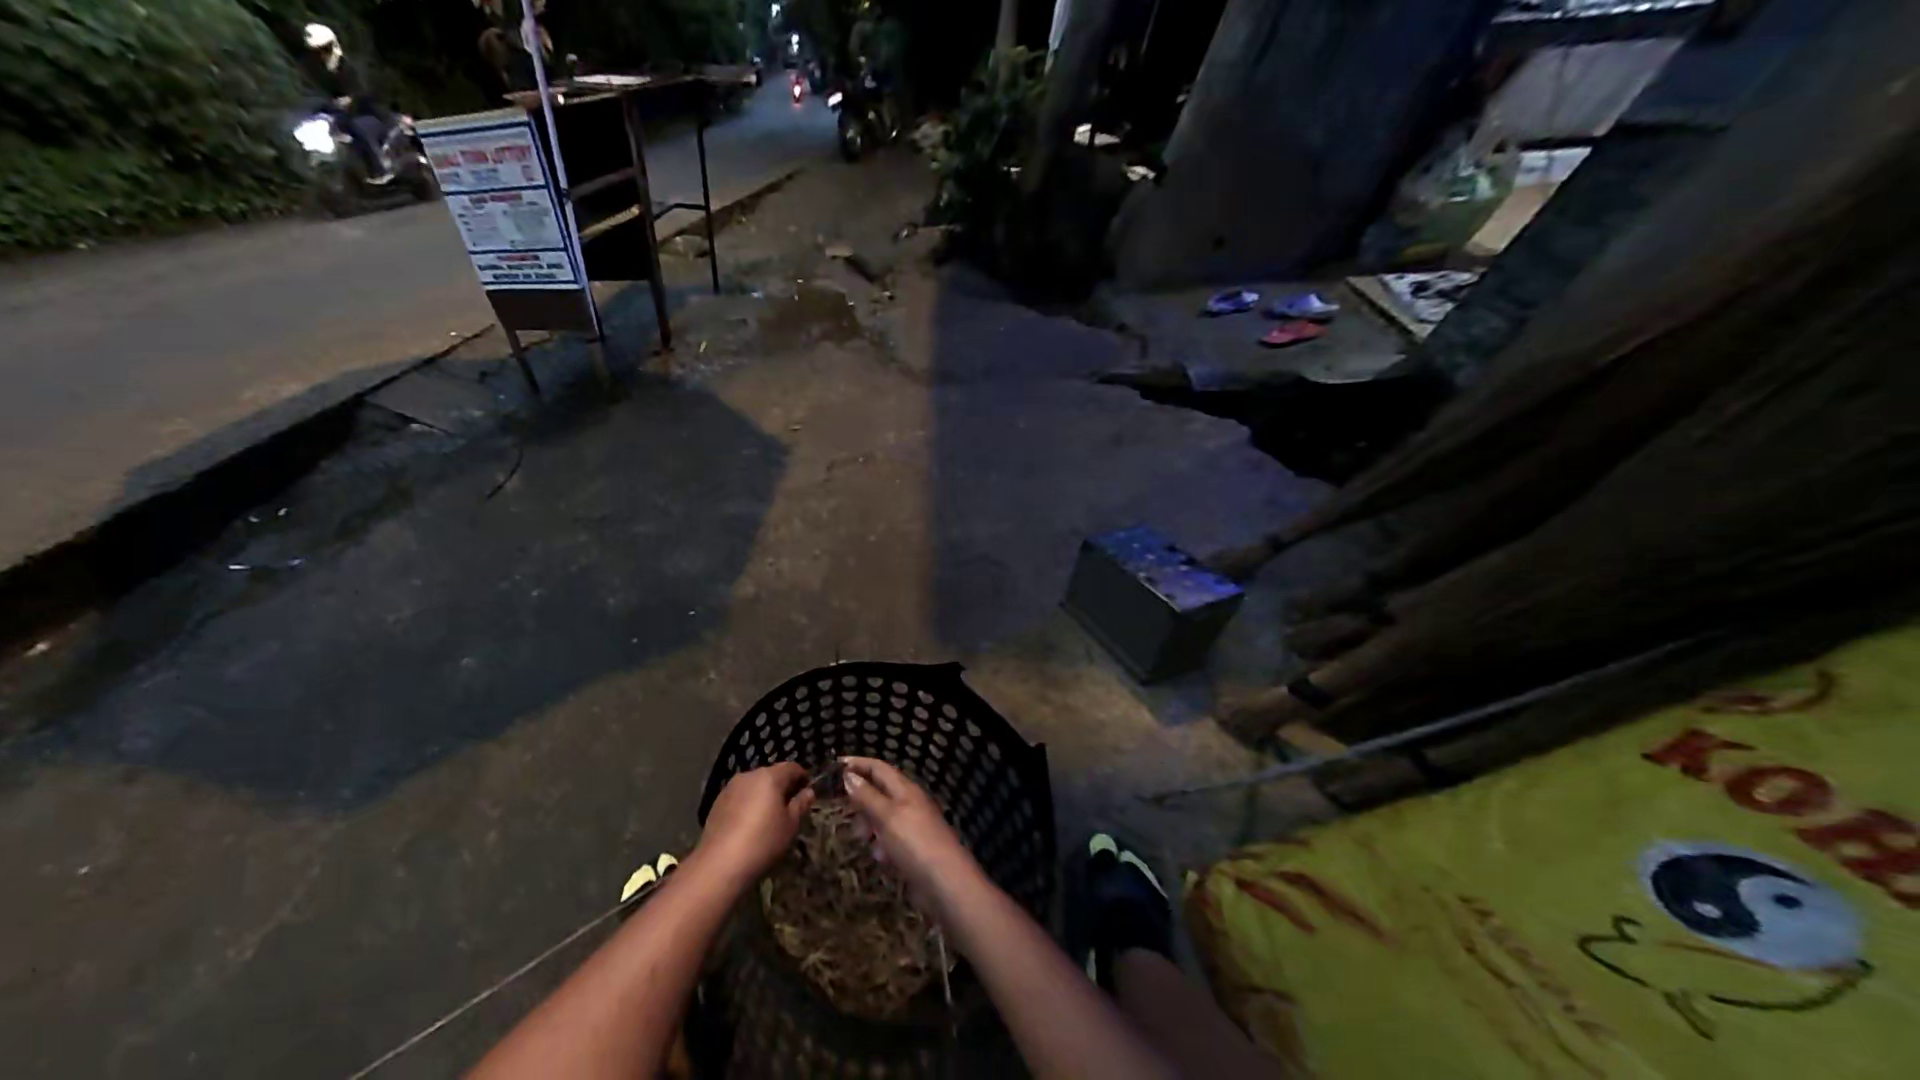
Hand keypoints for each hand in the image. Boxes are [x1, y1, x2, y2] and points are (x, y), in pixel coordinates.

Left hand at [695, 763, 814, 883]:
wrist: (719, 865)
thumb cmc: (763, 842)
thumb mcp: (790, 825)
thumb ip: (800, 804)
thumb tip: (808, 791)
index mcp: (769, 777)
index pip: (792, 767)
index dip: (802, 777)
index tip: (807, 791)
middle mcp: (748, 776)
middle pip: (771, 775)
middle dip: (782, 786)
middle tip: (789, 807)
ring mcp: (729, 789)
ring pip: (753, 786)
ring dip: (763, 795)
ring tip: (768, 817)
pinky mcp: (716, 803)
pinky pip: (739, 797)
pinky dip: (748, 804)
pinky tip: (749, 824)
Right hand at [841, 757, 977, 907]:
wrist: (945, 882)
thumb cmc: (914, 842)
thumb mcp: (887, 816)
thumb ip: (868, 796)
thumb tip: (849, 775)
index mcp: (905, 789)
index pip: (878, 767)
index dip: (857, 764)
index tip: (834, 767)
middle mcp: (908, 803)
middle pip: (878, 792)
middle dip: (860, 803)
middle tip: (848, 816)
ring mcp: (911, 826)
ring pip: (880, 819)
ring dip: (869, 828)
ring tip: (865, 840)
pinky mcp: (911, 849)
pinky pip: (888, 841)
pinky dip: (880, 847)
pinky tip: (882, 859)